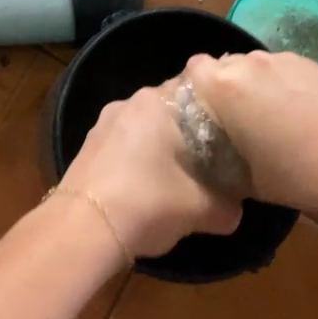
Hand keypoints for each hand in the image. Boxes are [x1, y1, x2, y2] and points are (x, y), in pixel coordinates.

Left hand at [58, 82, 241, 258]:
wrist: (83, 228)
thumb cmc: (148, 203)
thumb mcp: (202, 210)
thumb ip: (227, 205)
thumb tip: (233, 208)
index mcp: (157, 102)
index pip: (198, 90)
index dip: (219, 111)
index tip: (234, 134)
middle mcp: (128, 102)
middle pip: (170, 110)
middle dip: (189, 133)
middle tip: (211, 160)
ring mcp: (103, 124)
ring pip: (144, 128)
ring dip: (160, 148)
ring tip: (178, 177)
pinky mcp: (87, 147)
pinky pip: (123, 146)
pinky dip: (137, 160)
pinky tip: (145, 186)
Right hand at [180, 51, 317, 213]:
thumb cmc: (301, 175)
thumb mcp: (247, 180)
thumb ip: (220, 157)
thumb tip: (214, 154)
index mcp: (223, 87)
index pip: (192, 71)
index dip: (196, 93)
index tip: (205, 119)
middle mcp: (248, 63)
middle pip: (223, 67)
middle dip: (224, 90)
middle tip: (235, 124)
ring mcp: (282, 60)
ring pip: (253, 68)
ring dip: (253, 88)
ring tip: (270, 121)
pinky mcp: (311, 63)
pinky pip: (281, 71)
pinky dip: (281, 87)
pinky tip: (299, 117)